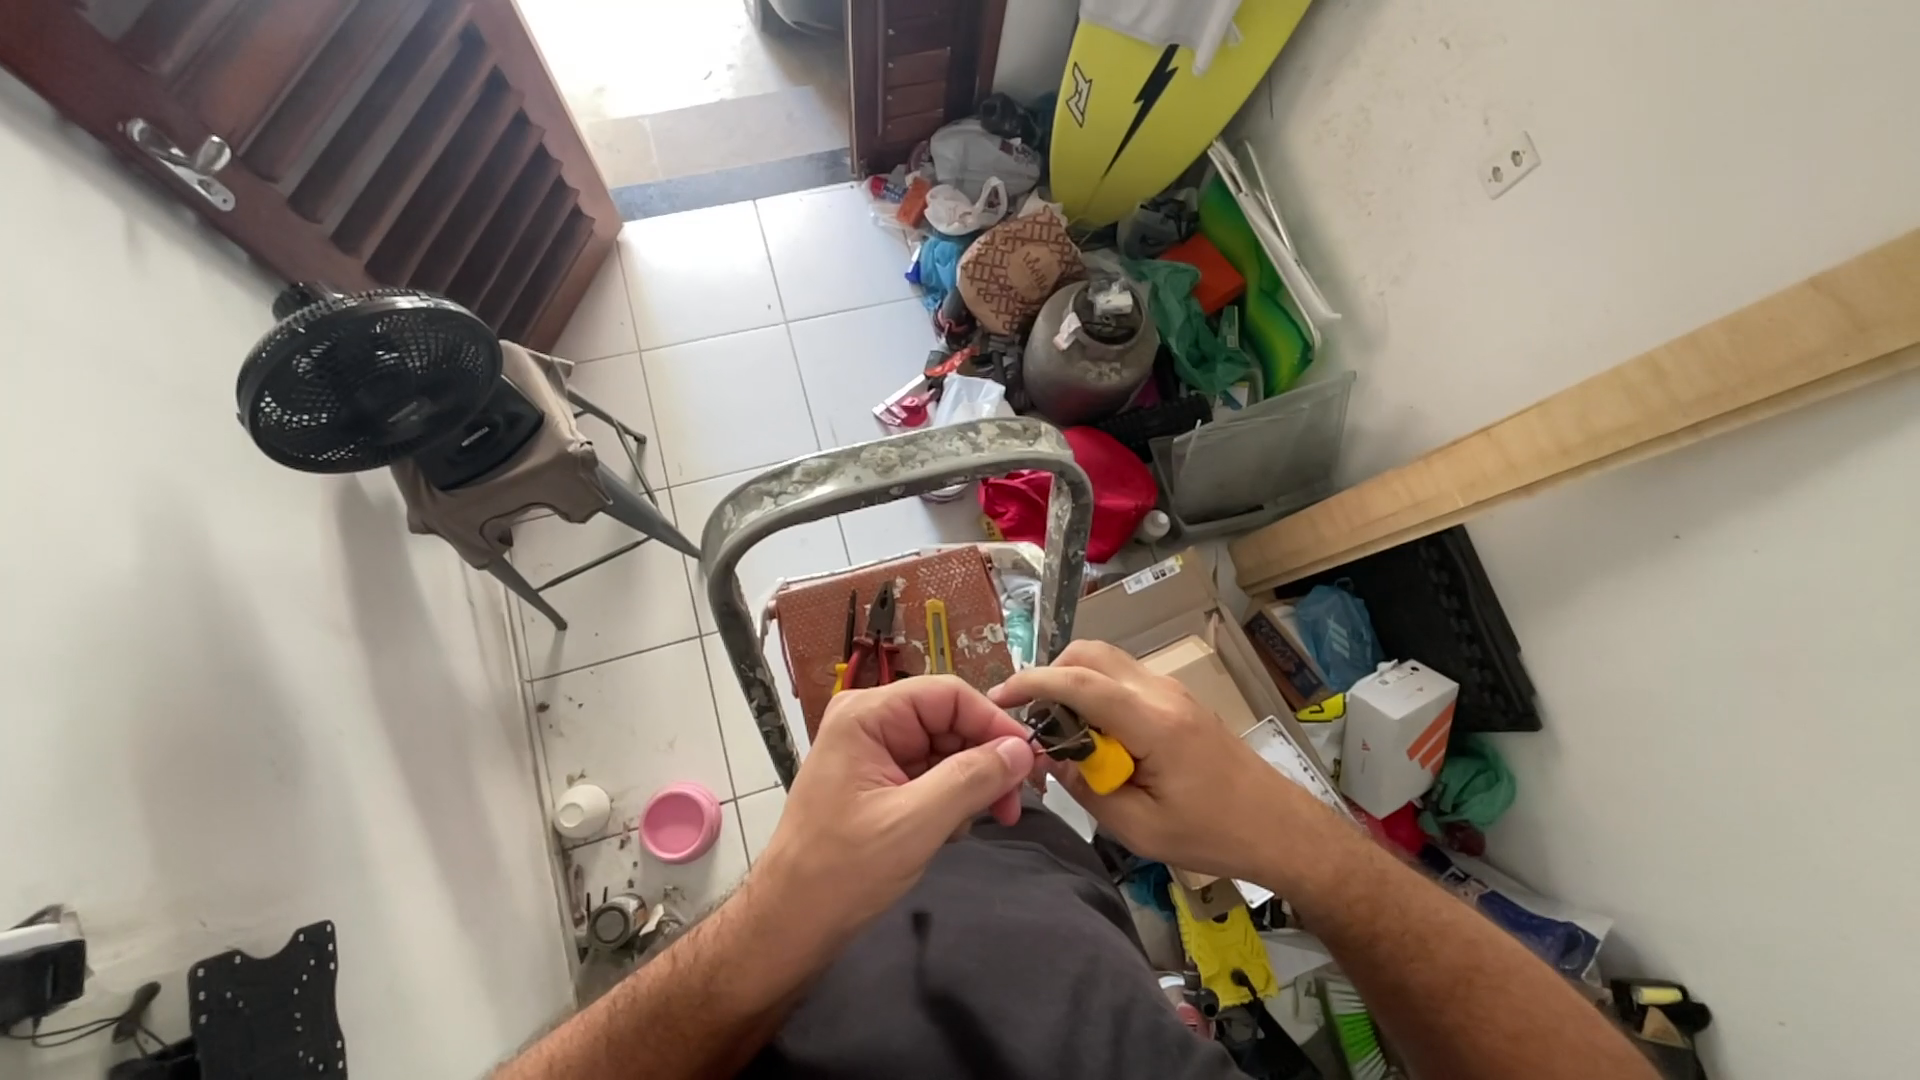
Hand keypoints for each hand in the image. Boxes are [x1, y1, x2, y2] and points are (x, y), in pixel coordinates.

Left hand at [753, 676, 1035, 932]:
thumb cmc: (842, 871)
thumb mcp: (915, 822)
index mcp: (867, 715)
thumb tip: (1023, 749)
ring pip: (946, 749)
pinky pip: (932, 773)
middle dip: (985, 759)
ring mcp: (874, 751)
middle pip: (949, 720)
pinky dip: (952, 798)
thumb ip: (972, 779)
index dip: (993, 722)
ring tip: (983, 822)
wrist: (790, 923)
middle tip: (1013, 804)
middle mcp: (870, 721)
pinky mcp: (879, 780)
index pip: (948, 695)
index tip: (1028, 761)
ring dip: (971, 784)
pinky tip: (953, 830)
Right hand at [989, 641, 1351, 891]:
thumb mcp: (1139, 829)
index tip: (999, 698)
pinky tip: (1094, 733)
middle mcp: (1161, 692)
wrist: (1280, 828)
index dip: (1033, 682)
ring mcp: (1172, 691)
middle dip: (1050, 673)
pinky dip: (1096, 690)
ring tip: (1059, 728)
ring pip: (1107, 660)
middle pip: (1091, 653)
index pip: (1081, 682)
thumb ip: (1087, 788)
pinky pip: (1123, 677)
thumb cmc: (1213, 835)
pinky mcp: (1177, 699)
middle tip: (1029, 715)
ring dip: (1074, 681)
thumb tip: (1050, 756)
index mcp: (1153, 723)